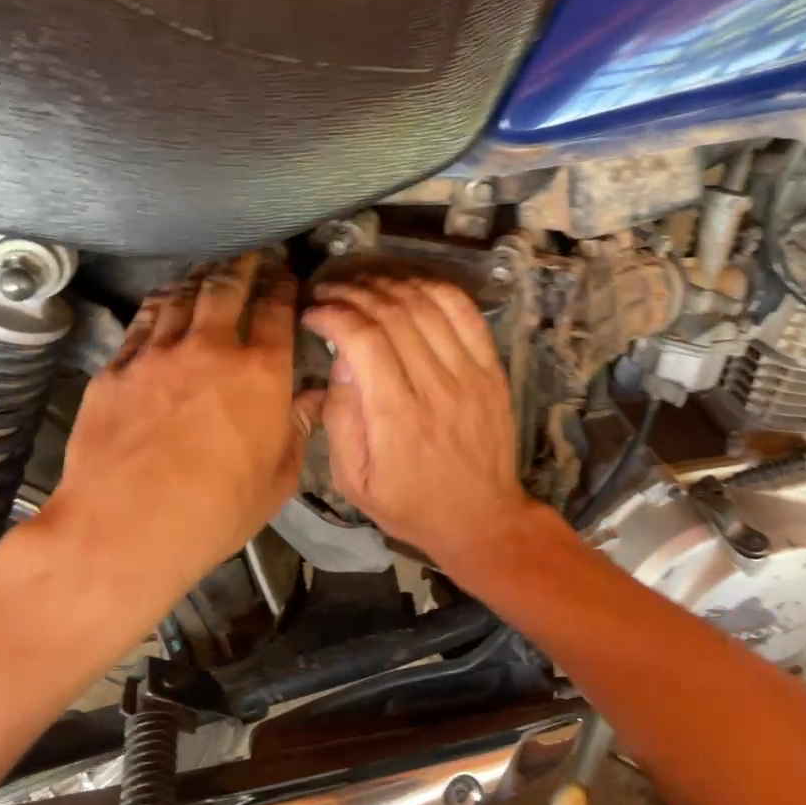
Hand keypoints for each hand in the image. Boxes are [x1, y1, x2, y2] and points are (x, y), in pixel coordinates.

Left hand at [32, 252, 321, 596]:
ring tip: (209, 271)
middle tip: (250, 257)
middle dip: (243, 266)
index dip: (284, 286)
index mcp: (261, 372)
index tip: (286, 277)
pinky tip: (164, 301)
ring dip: (199, 277)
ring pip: (181, 295)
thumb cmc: (217, 509)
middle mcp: (211, 347)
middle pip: (226, 287)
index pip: (276, 310)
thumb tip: (311, 399)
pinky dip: (159, 303)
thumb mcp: (278, 478)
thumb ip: (297, 430)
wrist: (126, 524)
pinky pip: (142, 320)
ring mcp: (158, 353)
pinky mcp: (118, 367)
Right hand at [302, 278, 542, 567]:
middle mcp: (435, 388)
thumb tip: (340, 360)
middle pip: (393, 314)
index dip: (332, 314)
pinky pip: (466, 314)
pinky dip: (436, 290)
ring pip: (428, 306)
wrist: (481, 518)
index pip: (362, 339)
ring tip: (364, 287)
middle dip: (354, 293)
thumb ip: (340, 419)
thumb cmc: (410, 505)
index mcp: (396, 417)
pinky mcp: (492, 370)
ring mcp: (470, 375)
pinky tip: (411, 288)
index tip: (313, 313)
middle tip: (332, 292)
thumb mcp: (354, 481)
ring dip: (390, 286)